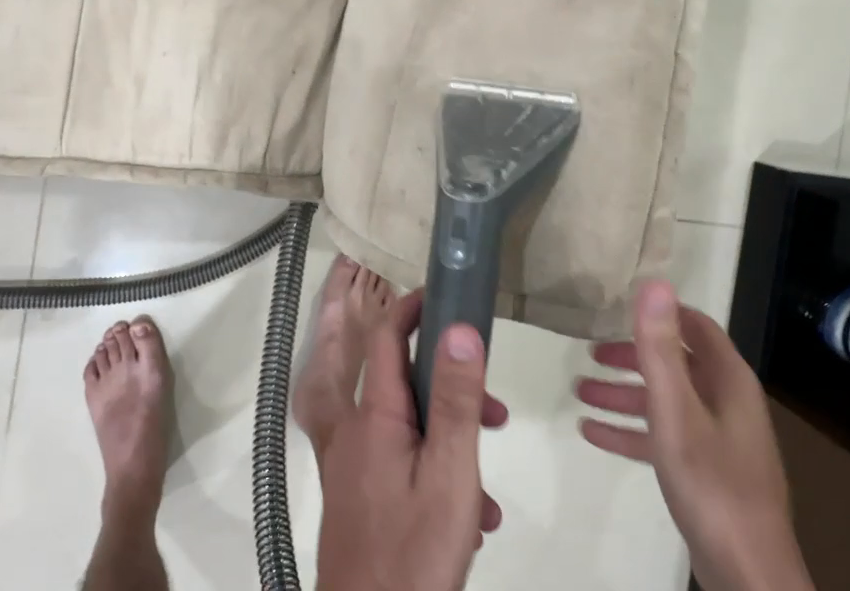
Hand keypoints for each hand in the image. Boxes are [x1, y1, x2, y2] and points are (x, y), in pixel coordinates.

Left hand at [316, 291, 507, 590]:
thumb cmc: (414, 551)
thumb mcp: (450, 472)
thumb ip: (456, 400)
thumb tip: (459, 328)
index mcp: (374, 417)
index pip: (387, 337)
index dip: (415, 308)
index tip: (452, 297)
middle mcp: (355, 434)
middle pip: (402, 384)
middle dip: (451, 387)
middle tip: (496, 412)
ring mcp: (353, 469)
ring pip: (407, 429)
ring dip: (450, 438)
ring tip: (487, 482)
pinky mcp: (360, 500)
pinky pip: (400, 466)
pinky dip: (435, 474)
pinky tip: (469, 515)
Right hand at [576, 280, 812, 590]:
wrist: (747, 569)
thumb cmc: (711, 482)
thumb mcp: (676, 411)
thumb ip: (661, 350)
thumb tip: (655, 284)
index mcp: (728, 380)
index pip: (695, 327)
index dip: (660, 315)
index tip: (618, 309)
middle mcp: (727, 401)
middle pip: (676, 364)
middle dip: (631, 358)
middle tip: (588, 355)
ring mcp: (719, 438)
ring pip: (665, 402)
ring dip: (624, 395)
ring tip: (579, 393)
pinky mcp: (707, 471)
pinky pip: (664, 436)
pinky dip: (632, 431)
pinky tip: (594, 434)